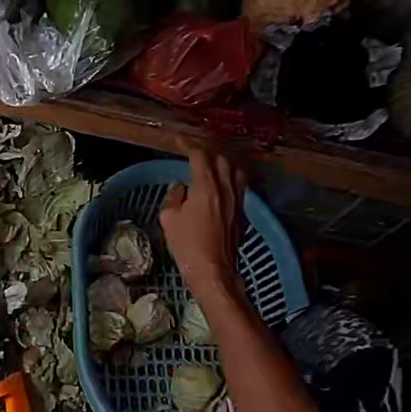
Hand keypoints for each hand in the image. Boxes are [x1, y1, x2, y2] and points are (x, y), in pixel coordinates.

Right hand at [160, 144, 248, 300]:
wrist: (213, 271)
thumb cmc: (187, 246)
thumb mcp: (169, 219)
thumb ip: (173, 197)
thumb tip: (180, 188)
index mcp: (206, 187)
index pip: (199, 156)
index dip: (187, 145)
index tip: (178, 140)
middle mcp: (225, 189)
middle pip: (221, 159)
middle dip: (206, 153)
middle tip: (192, 155)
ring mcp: (237, 201)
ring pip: (235, 172)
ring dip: (223, 164)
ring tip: (211, 167)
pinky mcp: (242, 214)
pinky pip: (239, 187)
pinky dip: (230, 180)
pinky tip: (222, 188)